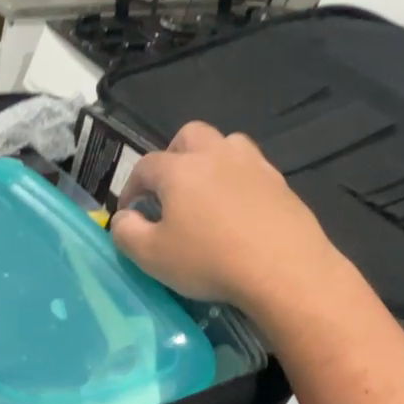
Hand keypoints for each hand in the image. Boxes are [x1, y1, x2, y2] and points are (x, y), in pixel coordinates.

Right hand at [110, 122, 350, 319]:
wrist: (281, 268)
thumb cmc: (207, 260)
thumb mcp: (150, 256)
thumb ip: (126, 233)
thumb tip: (122, 218)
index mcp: (179, 170)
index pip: (145, 166)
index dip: (131, 187)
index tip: (129, 212)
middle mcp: (215, 155)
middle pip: (189, 136)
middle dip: (171, 157)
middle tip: (167, 190)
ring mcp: (252, 164)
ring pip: (224, 144)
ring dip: (208, 161)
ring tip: (204, 193)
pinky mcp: (278, 182)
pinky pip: (250, 168)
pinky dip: (235, 180)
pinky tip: (235, 210)